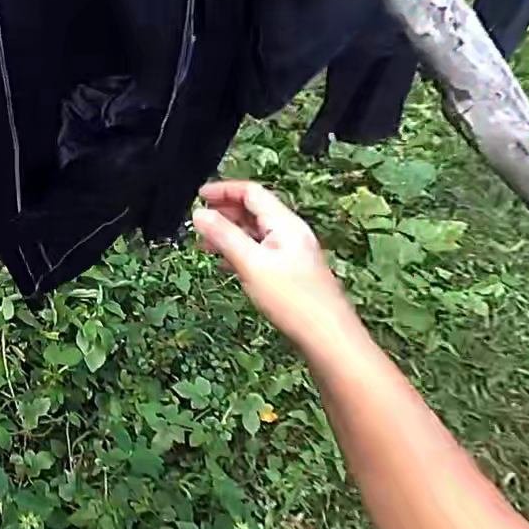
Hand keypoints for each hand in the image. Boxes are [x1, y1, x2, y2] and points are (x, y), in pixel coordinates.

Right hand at [191, 180, 360, 347]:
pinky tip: (226, 263)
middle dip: (224, 211)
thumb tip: (199, 214)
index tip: (199, 196)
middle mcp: (290, 234)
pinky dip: (239, 249)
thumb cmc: (294, 301)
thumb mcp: (251, 264)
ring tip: (206, 243)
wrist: (329, 339)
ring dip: (229, 232)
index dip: (224, 190)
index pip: (251, 193)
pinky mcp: (290, 270)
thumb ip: (223, 236)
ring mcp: (291, 252)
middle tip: (199, 221)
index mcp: (285, 225)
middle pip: (253, 209)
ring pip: (254, 231)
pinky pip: (259, 249)